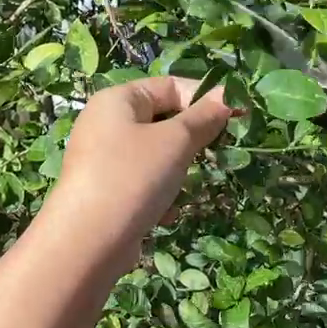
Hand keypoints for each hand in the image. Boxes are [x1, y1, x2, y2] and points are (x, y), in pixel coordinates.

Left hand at [39, 76, 234, 273]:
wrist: (86, 241)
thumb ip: (203, 118)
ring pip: (156, 155)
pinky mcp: (107, 191)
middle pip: (163, 120)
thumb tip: (228, 96)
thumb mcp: (175, 142)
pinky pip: (143, 183)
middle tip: (217, 155)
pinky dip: (159, 196)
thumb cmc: (132, 177)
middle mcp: (106, 124)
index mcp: (118, 100)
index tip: (239, 116)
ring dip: (177, 172)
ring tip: (183, 189)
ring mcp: (103, 159)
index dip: (206, 98)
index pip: (171, 85)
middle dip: (192, 140)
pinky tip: (165, 214)